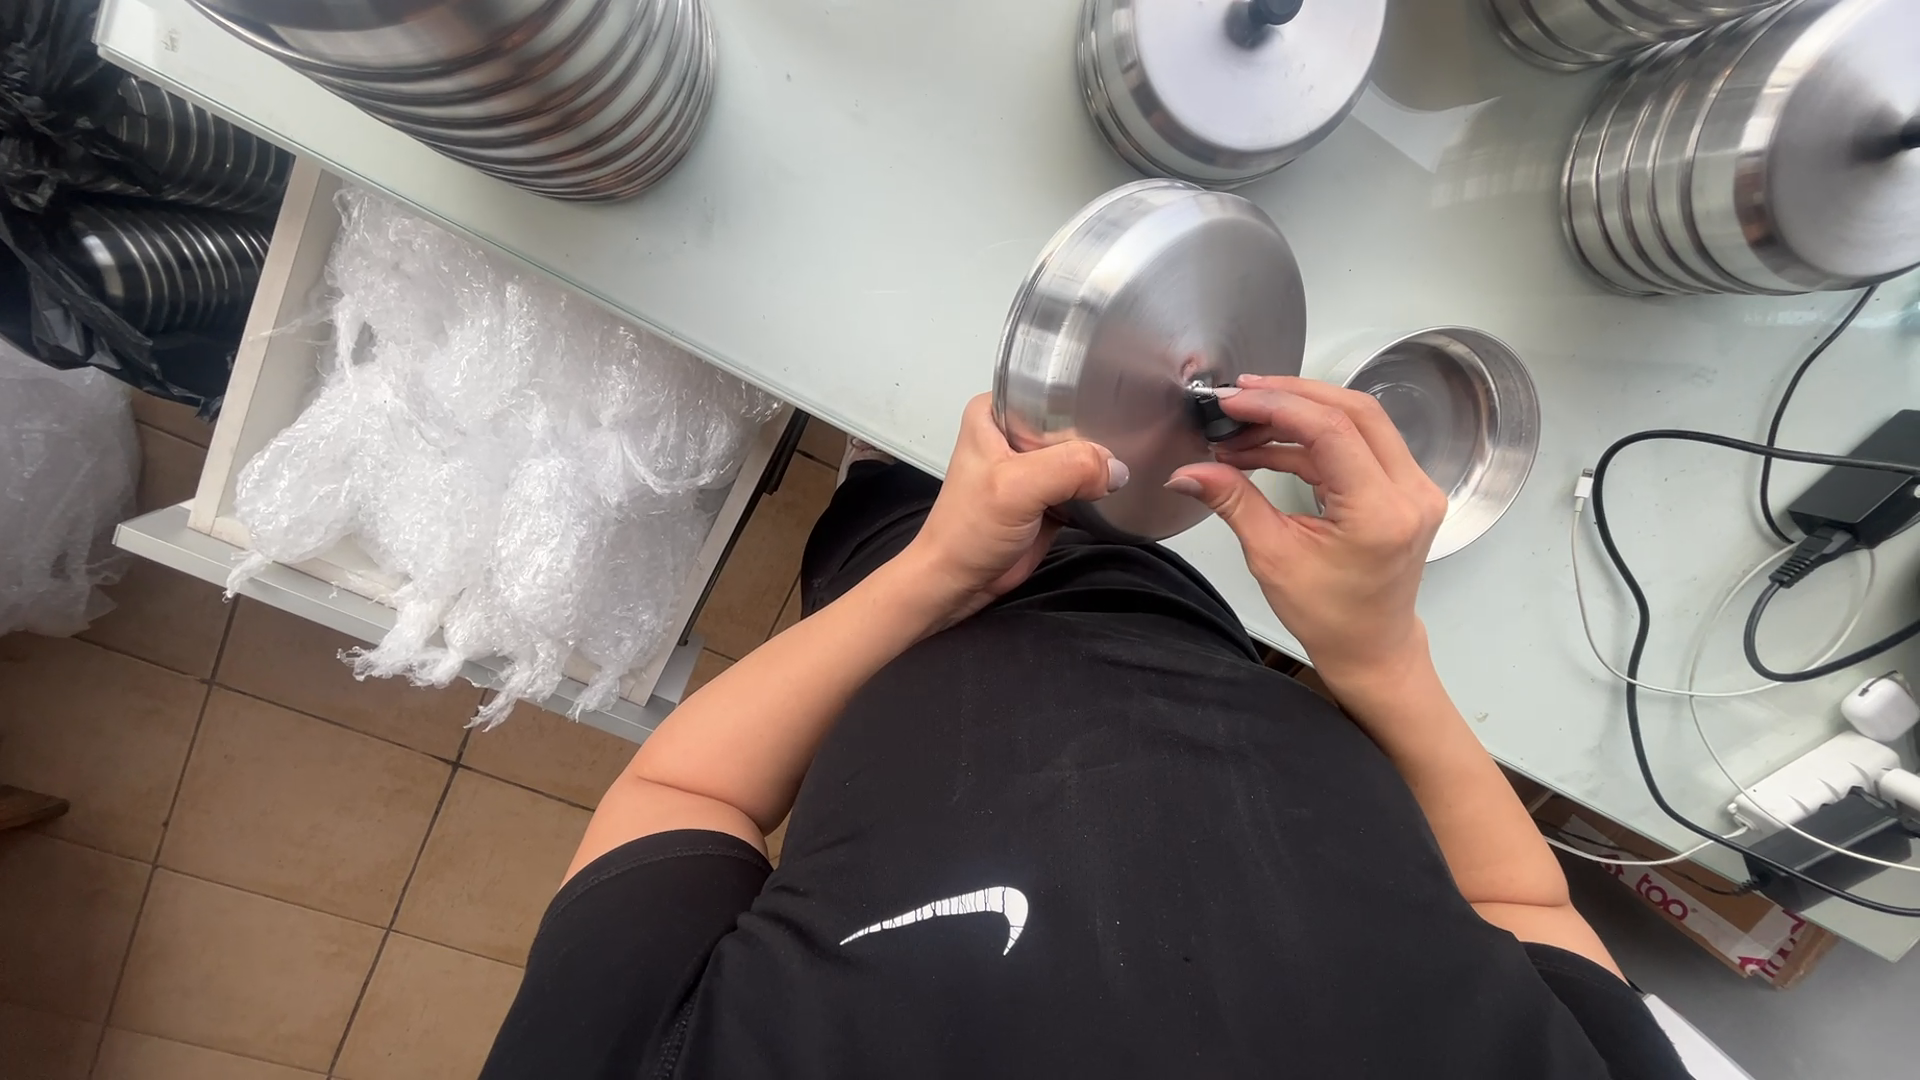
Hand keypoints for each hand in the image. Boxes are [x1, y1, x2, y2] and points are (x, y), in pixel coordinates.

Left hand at [898, 394, 1125, 624]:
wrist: (960, 581)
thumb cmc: (967, 531)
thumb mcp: (1016, 487)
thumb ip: (1069, 468)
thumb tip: (1115, 469)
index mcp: (995, 413)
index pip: (1052, 392)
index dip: (1082, 403)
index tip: (1112, 416)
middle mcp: (1013, 434)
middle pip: (1072, 422)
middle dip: (1096, 437)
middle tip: (1127, 446)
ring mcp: (1032, 466)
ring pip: (1081, 455)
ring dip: (1100, 466)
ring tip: (1123, 470)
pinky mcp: (1047, 496)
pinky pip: (1083, 484)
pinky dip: (1098, 490)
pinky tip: (1114, 491)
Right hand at [1165, 376, 1445, 687]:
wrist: (1370, 645)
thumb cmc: (1327, 614)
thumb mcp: (1271, 556)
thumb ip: (1233, 502)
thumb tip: (1187, 472)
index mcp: (1380, 512)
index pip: (1331, 431)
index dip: (1277, 407)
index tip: (1232, 403)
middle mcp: (1410, 491)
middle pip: (1354, 410)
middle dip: (1291, 396)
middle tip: (1239, 396)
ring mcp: (1413, 487)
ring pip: (1357, 422)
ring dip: (1298, 416)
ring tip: (1242, 429)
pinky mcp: (1402, 488)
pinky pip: (1356, 445)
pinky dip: (1309, 441)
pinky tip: (1266, 449)